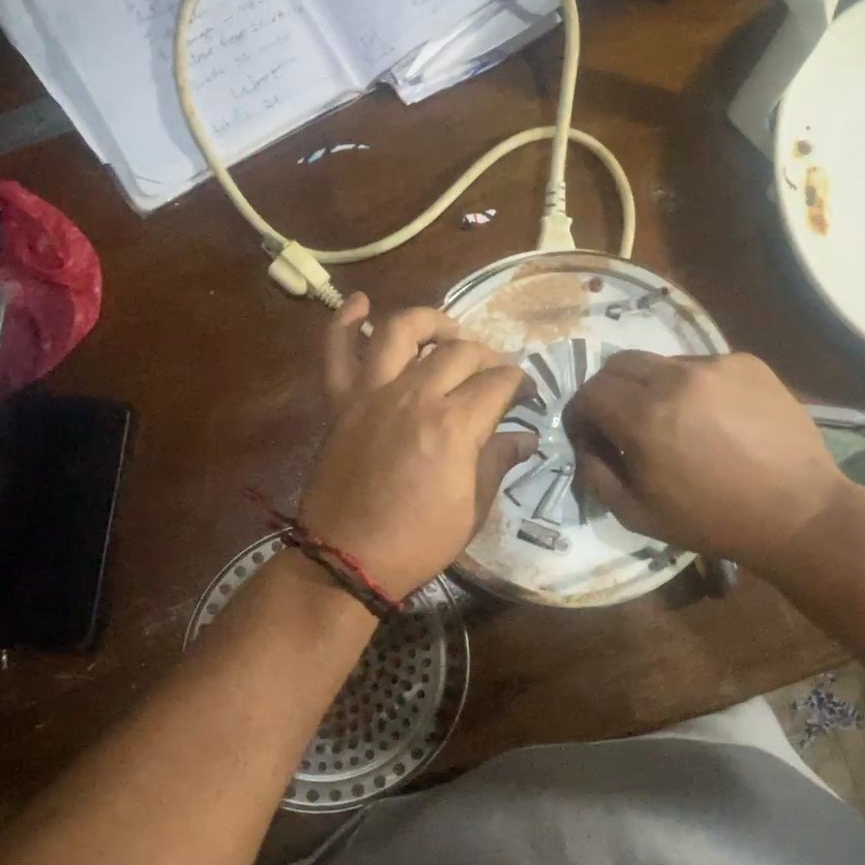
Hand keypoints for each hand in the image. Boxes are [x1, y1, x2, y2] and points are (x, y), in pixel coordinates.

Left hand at [299, 295, 535, 599]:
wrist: (347, 560)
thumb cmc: (418, 542)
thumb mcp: (472, 509)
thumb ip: (497, 462)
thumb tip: (524, 437)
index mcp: (454, 424)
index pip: (498, 382)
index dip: (521, 383)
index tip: (527, 395)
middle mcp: (414, 395)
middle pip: (459, 351)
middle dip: (487, 356)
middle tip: (495, 374)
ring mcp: (371, 394)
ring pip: (400, 331)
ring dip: (429, 321)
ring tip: (447, 329)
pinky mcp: (339, 403)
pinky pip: (336, 352)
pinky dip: (345, 321)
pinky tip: (360, 304)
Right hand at [564, 351, 848, 566]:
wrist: (797, 511)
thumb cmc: (712, 520)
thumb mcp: (636, 514)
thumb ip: (595, 475)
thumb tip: (585, 445)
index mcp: (644, 416)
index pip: (589, 392)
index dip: (578, 414)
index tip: (586, 435)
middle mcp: (676, 378)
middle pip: (618, 364)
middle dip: (607, 392)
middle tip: (617, 423)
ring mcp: (715, 365)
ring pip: (660, 363)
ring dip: (650, 388)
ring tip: (671, 422)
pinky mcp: (747, 363)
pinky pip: (701, 366)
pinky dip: (691, 388)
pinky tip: (711, 420)